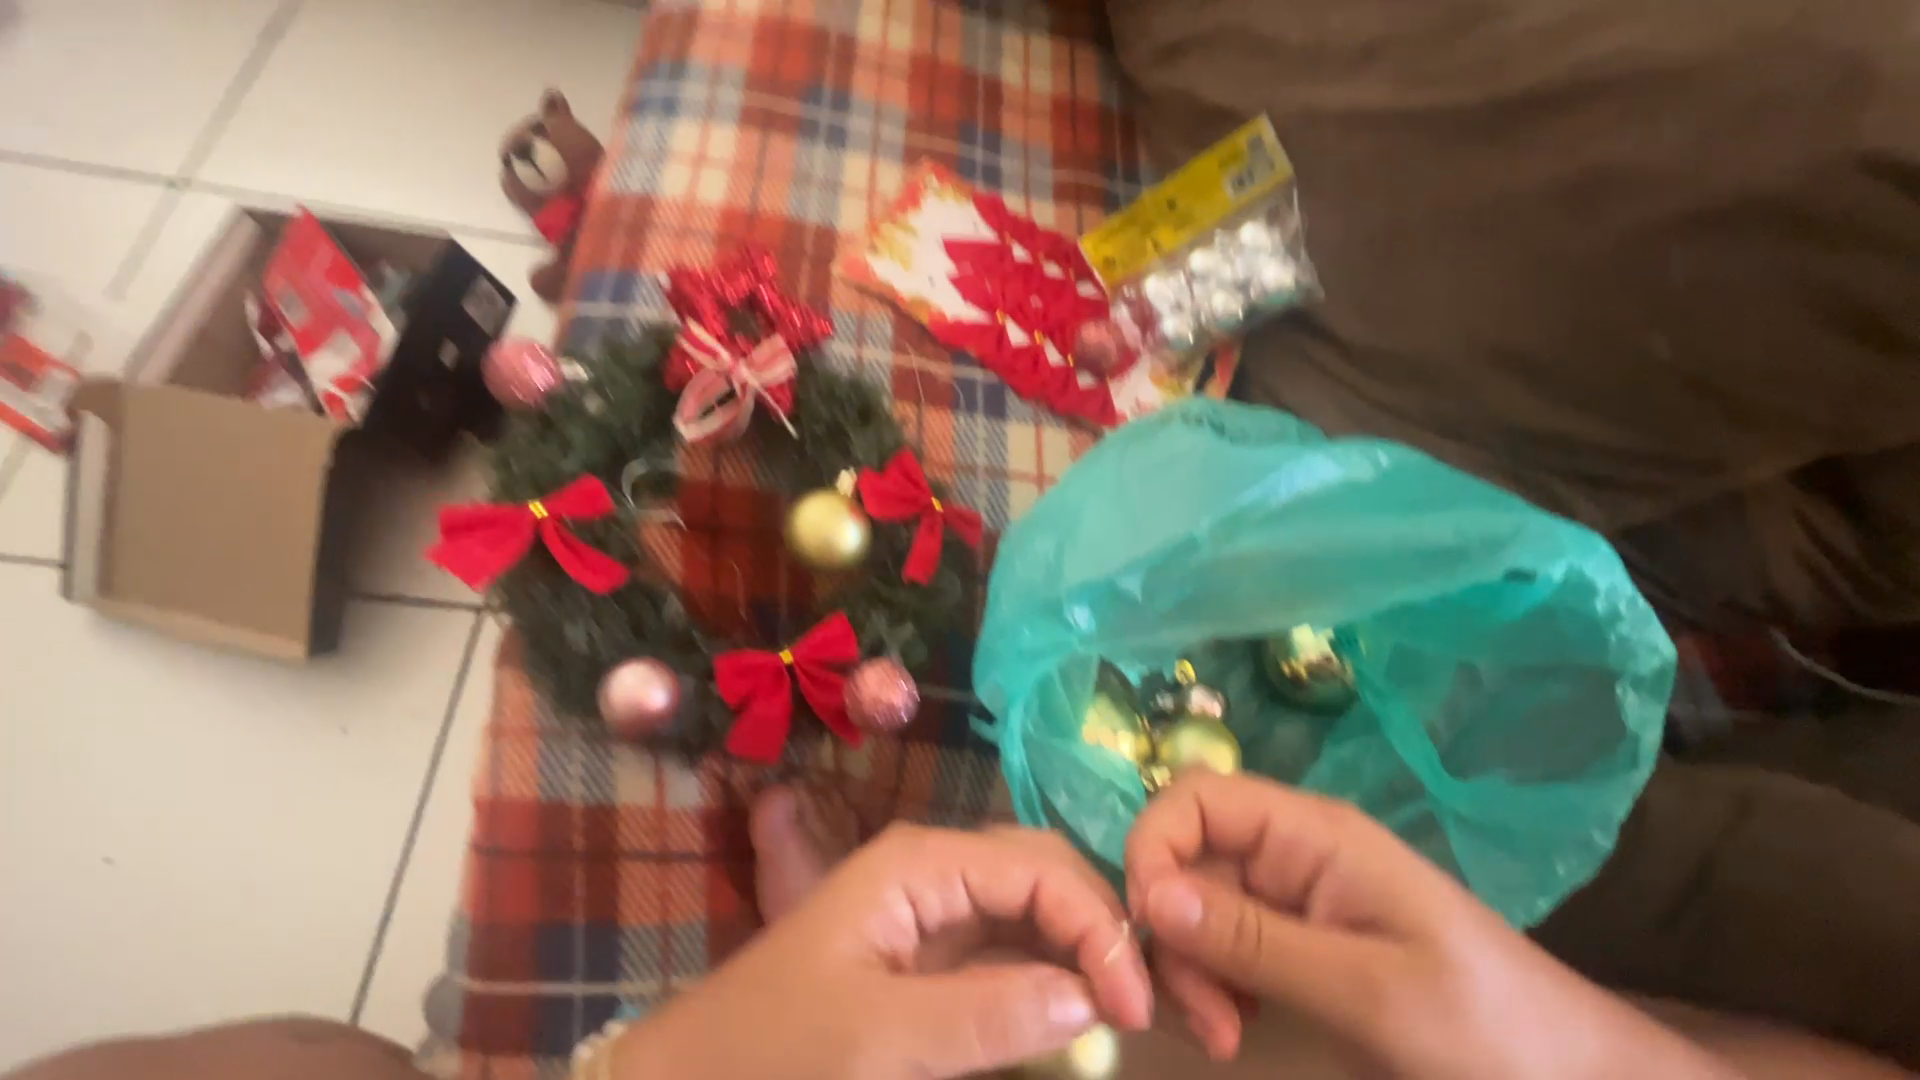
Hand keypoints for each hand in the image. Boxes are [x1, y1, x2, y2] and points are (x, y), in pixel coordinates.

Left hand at [611, 823, 1153, 1079]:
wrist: (697, 1072)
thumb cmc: (777, 1047)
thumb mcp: (879, 1036)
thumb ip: (986, 1012)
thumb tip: (1090, 995)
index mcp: (920, 861)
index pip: (1035, 867)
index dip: (1096, 924)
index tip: (1136, 1002)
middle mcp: (933, 867)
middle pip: (1040, 869)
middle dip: (1097, 919)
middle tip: (1142, 998)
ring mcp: (932, 906)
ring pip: (1029, 903)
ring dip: (1081, 941)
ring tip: (1124, 998)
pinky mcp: (931, 949)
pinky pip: (1005, 943)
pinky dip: (1048, 967)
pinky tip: (1076, 1000)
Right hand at [1126, 771, 1736, 1078]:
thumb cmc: (1485, 1026)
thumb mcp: (1367, 989)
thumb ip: (1253, 940)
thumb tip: (1149, 895)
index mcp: (1308, 832)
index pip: (1194, 798)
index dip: (1153, 845)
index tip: (1146, 926)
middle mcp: (1288, 851)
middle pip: (1186, 858)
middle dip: (1171, 929)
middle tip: (1199, 1015)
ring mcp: (1289, 897)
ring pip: (1194, 906)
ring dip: (1188, 966)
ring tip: (1221, 1033)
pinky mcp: (1292, 940)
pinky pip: (1221, 943)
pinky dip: (1210, 982)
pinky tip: (1232, 1026)